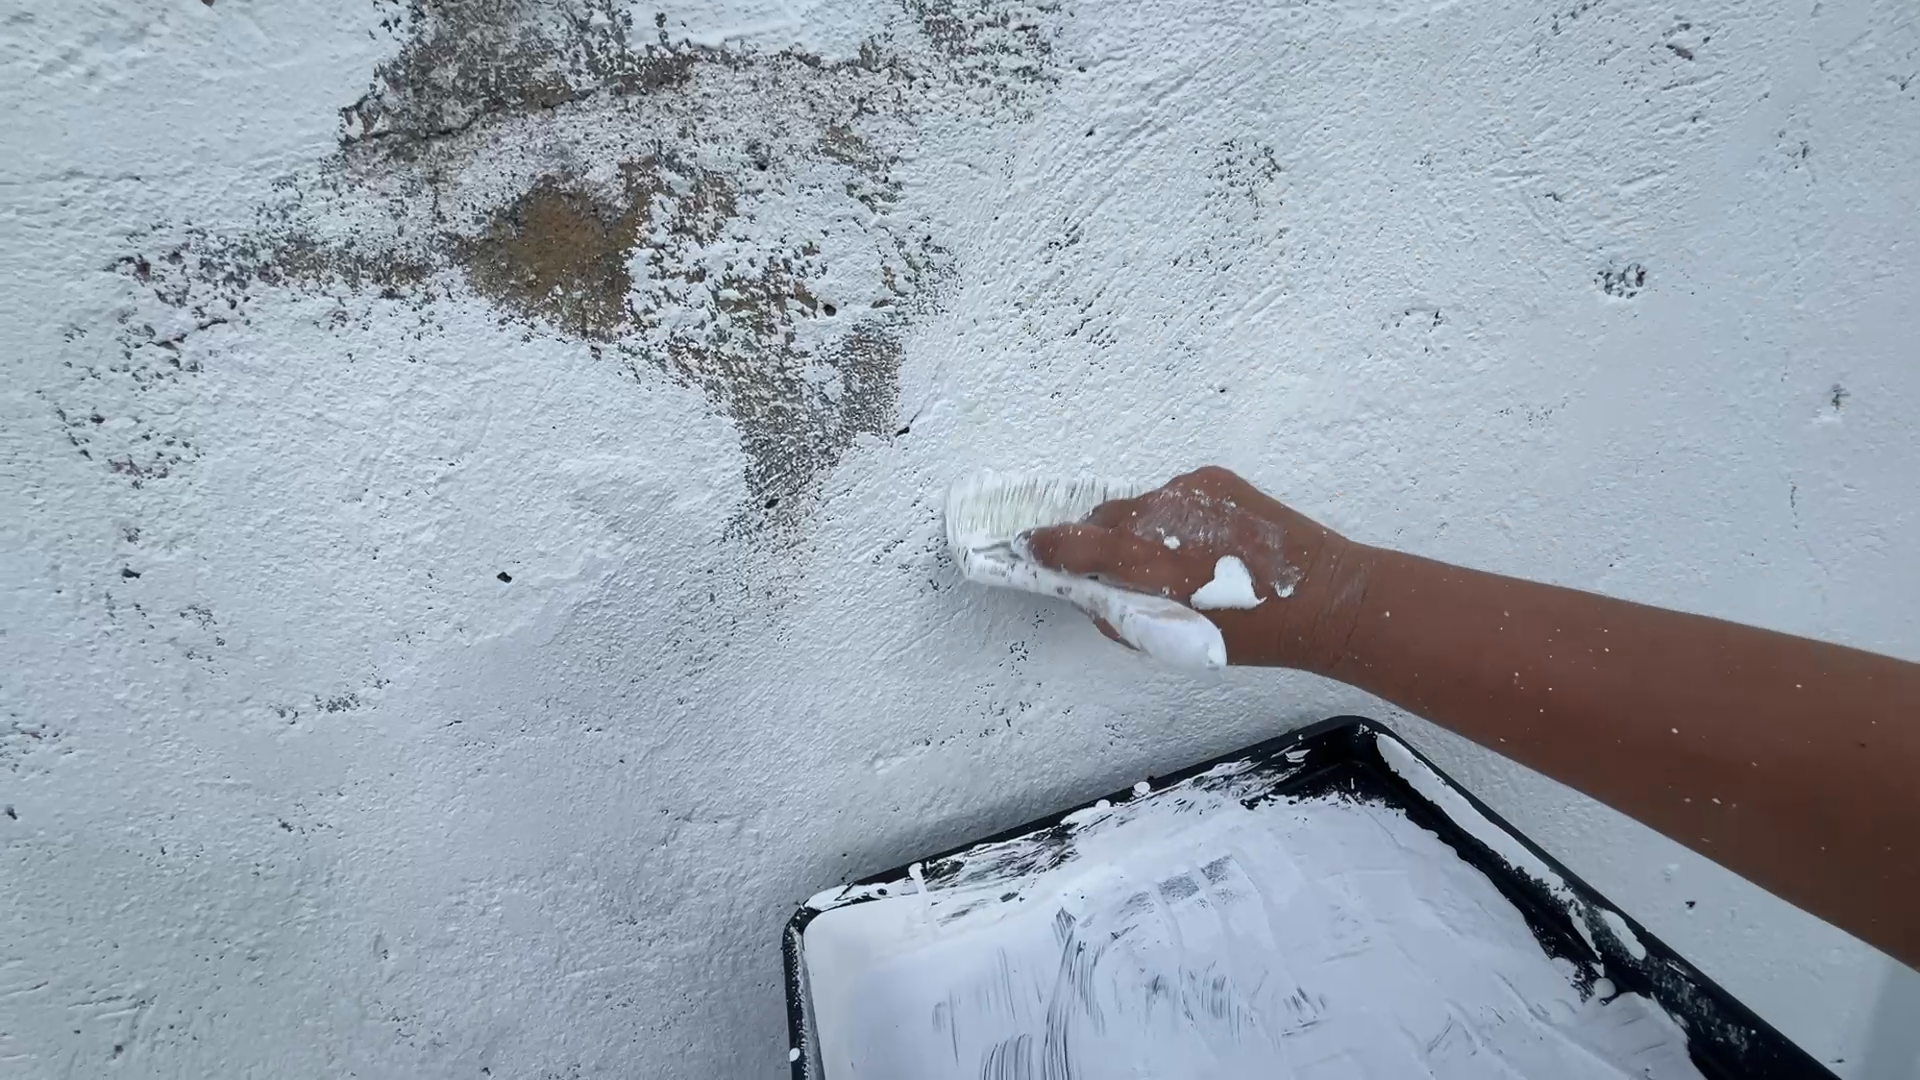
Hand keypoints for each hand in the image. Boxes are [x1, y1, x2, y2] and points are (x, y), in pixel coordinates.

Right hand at [1019, 466, 1368, 668]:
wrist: (1323, 597)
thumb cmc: (1247, 633)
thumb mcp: (1172, 642)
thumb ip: (1119, 615)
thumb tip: (1090, 594)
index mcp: (1147, 566)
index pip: (1071, 545)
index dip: (1044, 545)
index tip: (1030, 545)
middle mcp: (1159, 519)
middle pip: (1099, 518)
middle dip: (1095, 539)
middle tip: (1116, 563)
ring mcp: (1186, 492)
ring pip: (1137, 506)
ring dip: (1138, 528)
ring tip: (1172, 554)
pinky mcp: (1211, 478)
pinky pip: (1170, 495)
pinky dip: (1172, 515)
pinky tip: (1202, 539)